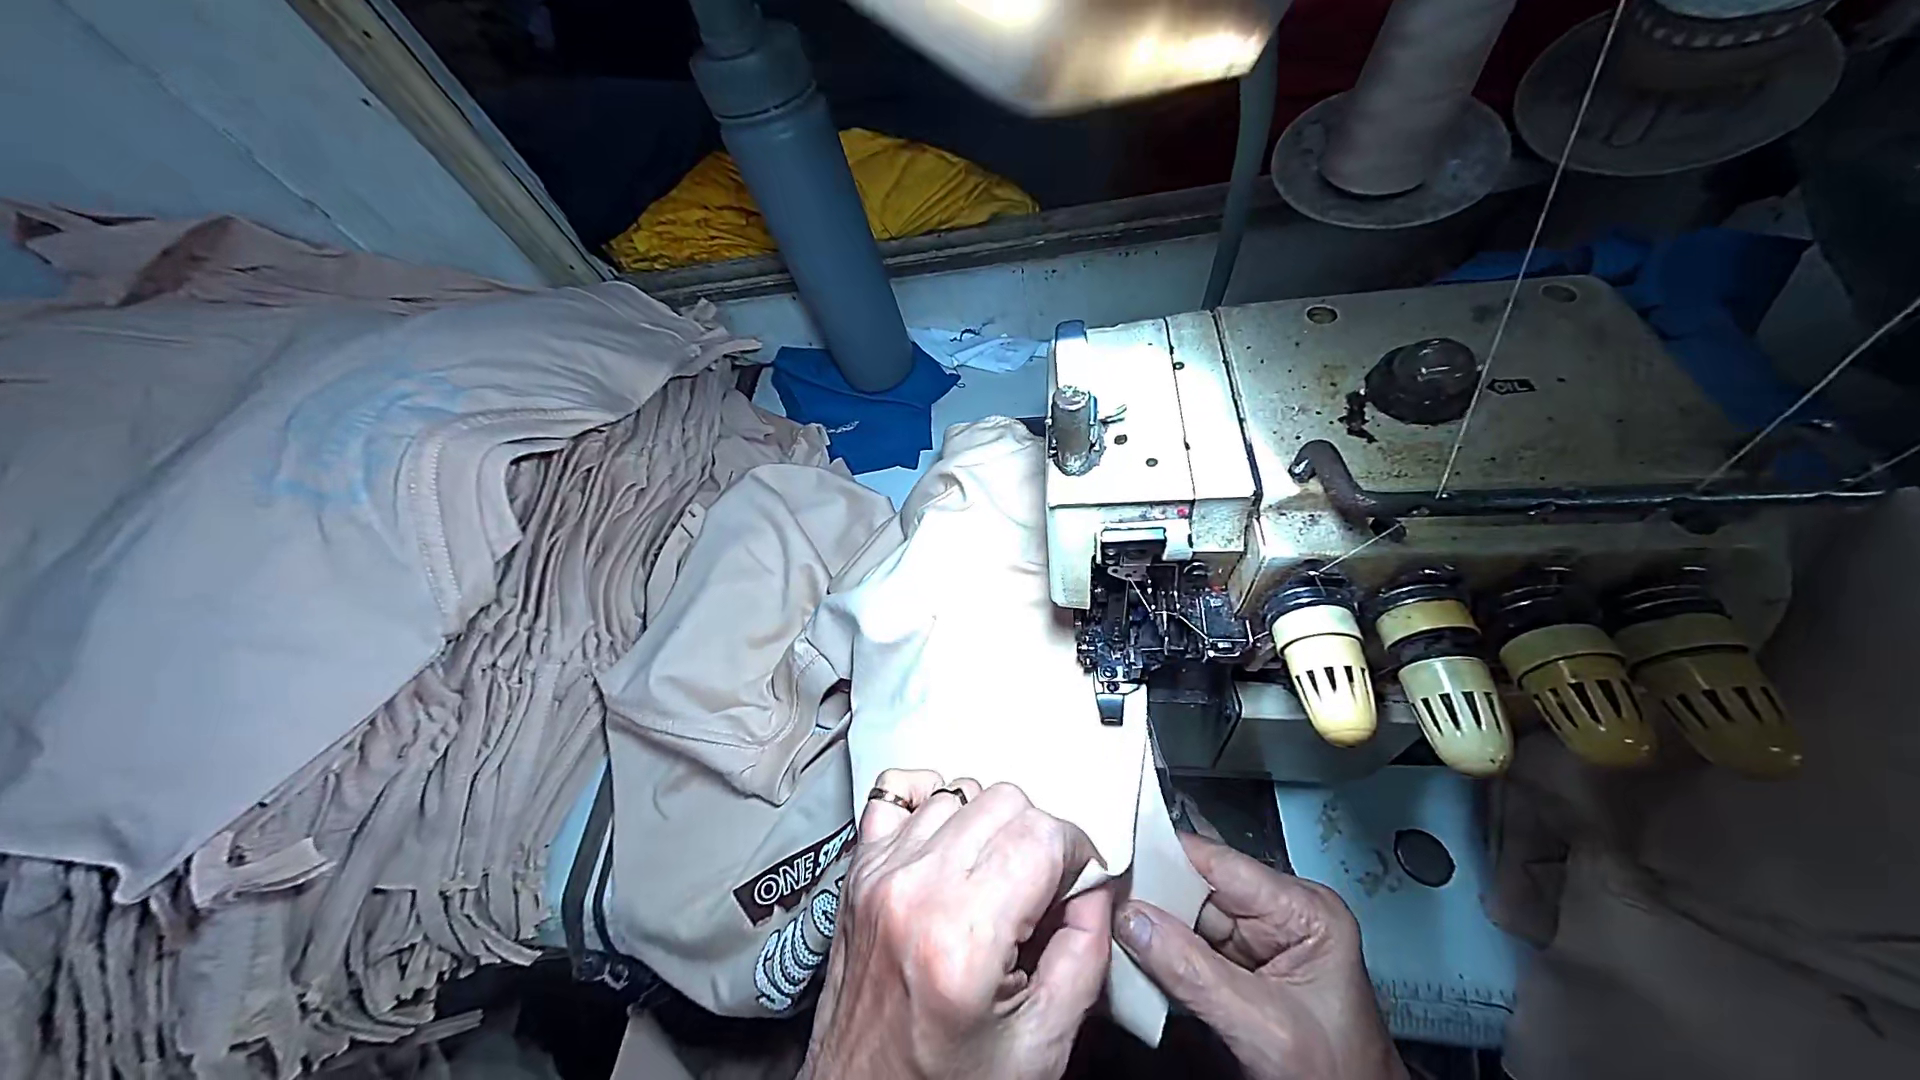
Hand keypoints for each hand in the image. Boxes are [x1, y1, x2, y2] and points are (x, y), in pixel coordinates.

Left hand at [800, 772, 1111, 1079]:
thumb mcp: (1039, 1047)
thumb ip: (1085, 956)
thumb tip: (1095, 888)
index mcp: (960, 938)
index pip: (1041, 836)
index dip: (1077, 853)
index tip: (1078, 882)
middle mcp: (913, 889)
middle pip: (1004, 801)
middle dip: (1038, 836)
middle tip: (1041, 885)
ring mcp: (880, 871)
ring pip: (960, 791)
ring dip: (989, 824)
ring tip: (993, 875)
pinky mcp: (859, 866)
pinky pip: (896, 789)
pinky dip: (930, 798)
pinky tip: (947, 837)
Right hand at [1114, 833, 1404, 1079]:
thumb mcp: (1265, 1028)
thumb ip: (1194, 972)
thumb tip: (1130, 918)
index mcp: (1303, 909)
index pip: (1219, 863)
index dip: (1163, 854)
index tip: (1114, 854)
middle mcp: (1278, 911)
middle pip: (1196, 885)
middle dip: (1151, 892)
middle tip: (1102, 893)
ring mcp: (1256, 937)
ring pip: (1185, 913)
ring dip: (1150, 921)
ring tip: (1109, 918)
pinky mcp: (1237, 964)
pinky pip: (1186, 943)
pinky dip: (1159, 948)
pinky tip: (1130, 945)